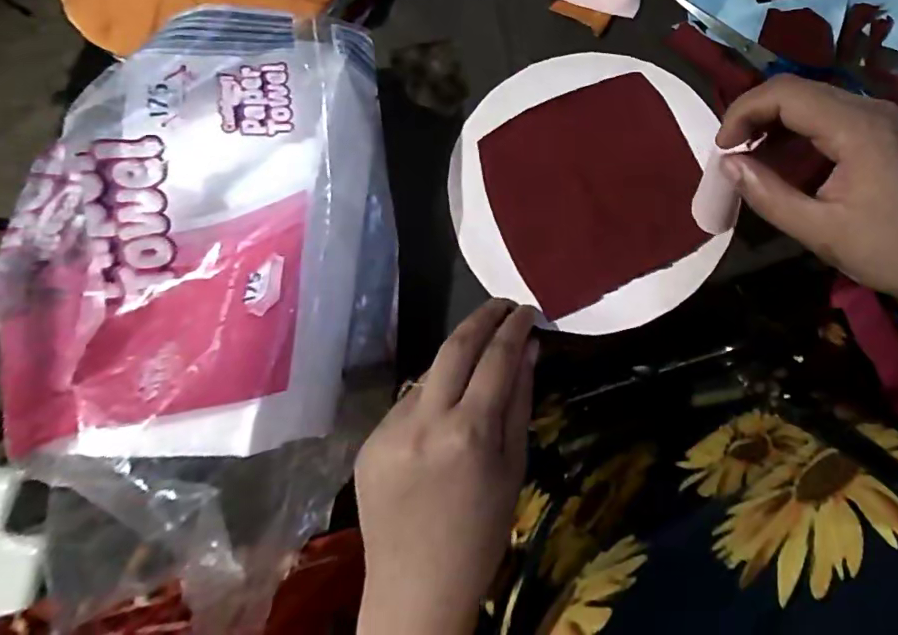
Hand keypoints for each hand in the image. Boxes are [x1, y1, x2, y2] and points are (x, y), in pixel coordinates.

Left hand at [355, 300, 538, 634]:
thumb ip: (520, 399)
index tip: (527, 310)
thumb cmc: (482, 532)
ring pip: (430, 373)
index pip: (497, 357)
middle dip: (482, 318)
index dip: (514, 327)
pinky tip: (447, 408)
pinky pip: (409, 401)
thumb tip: (528, 347)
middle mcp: (425, 422)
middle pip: (455, 347)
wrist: (415, 591)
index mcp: (470, 432)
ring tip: (481, 359)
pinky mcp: (368, 444)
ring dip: (457, 358)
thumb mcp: (514, 464)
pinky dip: (434, 393)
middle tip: (503, 305)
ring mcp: (389, 431)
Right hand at [717, 76, 897, 306]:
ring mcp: (882, 117)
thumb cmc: (892, 252)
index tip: (722, 148)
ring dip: (777, 123)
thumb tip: (728, 165)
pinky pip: (832, 116)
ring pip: (813, 101)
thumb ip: (770, 195)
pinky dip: (801, 132)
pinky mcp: (885, 131)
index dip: (744, 112)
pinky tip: (787, 161)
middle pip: (798, 90)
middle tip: (732, 153)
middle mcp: (870, 109)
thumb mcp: (822, 232)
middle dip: (756, 115)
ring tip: (752, 158)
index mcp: (857, 126)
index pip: (785, 93)